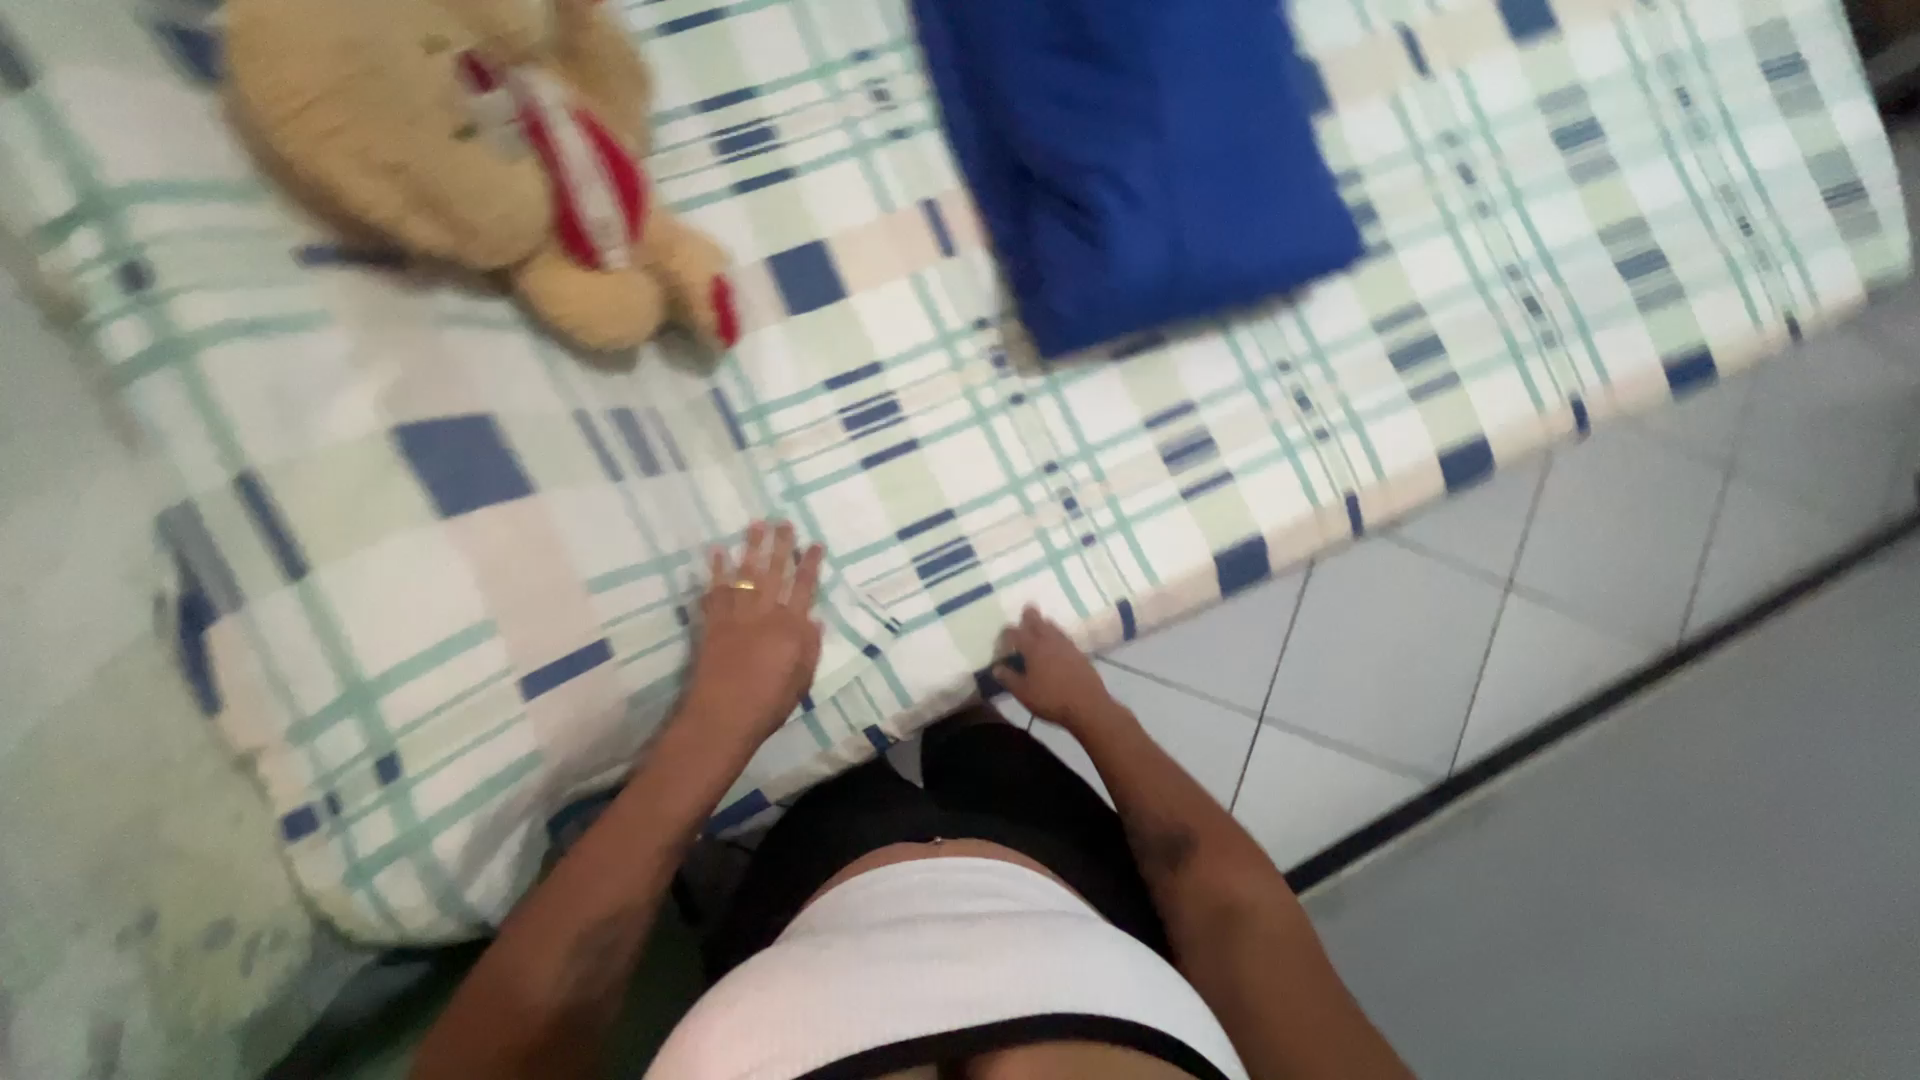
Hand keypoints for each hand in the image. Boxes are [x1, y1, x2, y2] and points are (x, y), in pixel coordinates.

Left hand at [680, 521, 825, 748]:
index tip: (815, 544)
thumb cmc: (768, 705)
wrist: (723, 718)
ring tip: (756, 525)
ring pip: (746, 575)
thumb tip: (814, 620)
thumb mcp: (802, 680)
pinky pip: (715, 592)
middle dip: (781, 546)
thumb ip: (809, 648)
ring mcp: (736, 617)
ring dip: (752, 548)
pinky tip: (718, 552)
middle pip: (775, 573)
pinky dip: (716, 571)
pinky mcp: (712, 624)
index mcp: (792, 629)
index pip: (805, 588)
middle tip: (784, 522)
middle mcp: (765, 615)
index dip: (810, 565)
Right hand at [993, 606, 1124, 734]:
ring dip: (1046, 623)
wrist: (1088, 706)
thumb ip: (1009, 678)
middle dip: (1030, 616)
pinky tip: (1059, 642)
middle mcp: (1050, 641)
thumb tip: (996, 667)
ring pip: (1054, 628)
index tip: (1002, 637)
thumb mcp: (1023, 692)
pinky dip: (1058, 635)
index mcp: (1033, 648)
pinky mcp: (1080, 655)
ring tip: (1042, 622)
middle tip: (1027, 609)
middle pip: (1039, 623)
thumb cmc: (1051, 699)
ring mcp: (1068, 646)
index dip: (1007, 633)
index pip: (1016, 633)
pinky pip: (1065, 638)